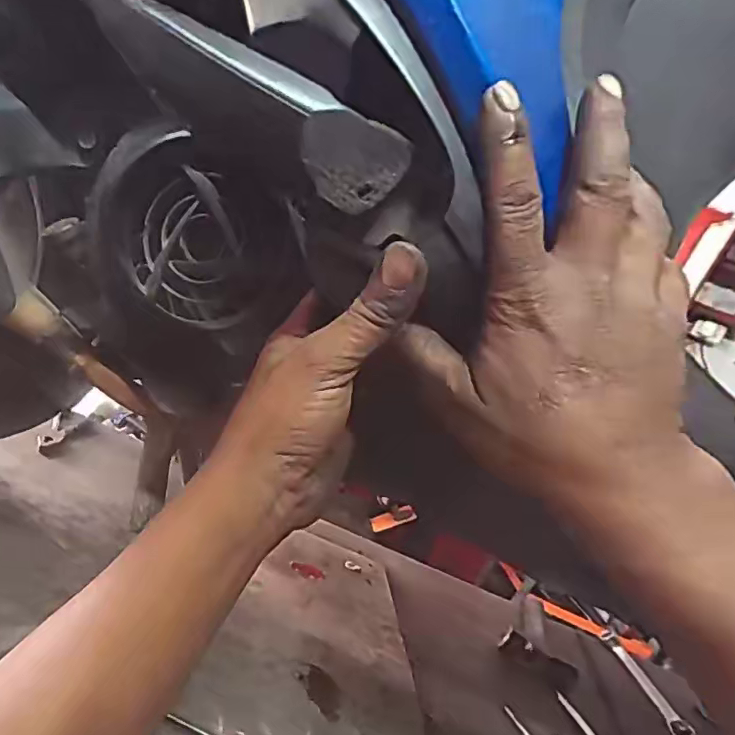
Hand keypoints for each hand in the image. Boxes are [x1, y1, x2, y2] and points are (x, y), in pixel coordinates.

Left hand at [202, 242, 427, 532]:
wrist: (274, 493)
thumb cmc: (284, 421)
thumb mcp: (325, 359)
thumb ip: (367, 315)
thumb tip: (408, 255)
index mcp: (299, 329)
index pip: (339, 283)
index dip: (373, 264)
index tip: (420, 241)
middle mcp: (319, 353)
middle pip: (363, 320)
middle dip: (398, 302)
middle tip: (451, 272)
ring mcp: (339, 386)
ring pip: (378, 355)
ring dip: (407, 340)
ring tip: (460, 305)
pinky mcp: (357, 416)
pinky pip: (386, 388)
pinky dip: (408, 376)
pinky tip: (442, 358)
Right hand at [397, 75, 713, 521]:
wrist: (621, 472)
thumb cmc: (539, 442)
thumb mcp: (460, 406)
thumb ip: (422, 357)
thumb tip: (389, 322)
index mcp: (530, 298)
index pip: (514, 202)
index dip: (505, 143)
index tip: (502, 98)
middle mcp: (589, 280)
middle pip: (602, 181)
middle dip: (600, 126)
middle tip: (599, 91)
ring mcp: (636, 290)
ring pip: (643, 204)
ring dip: (628, 169)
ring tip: (615, 150)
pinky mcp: (666, 308)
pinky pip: (662, 245)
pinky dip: (649, 221)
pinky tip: (636, 223)